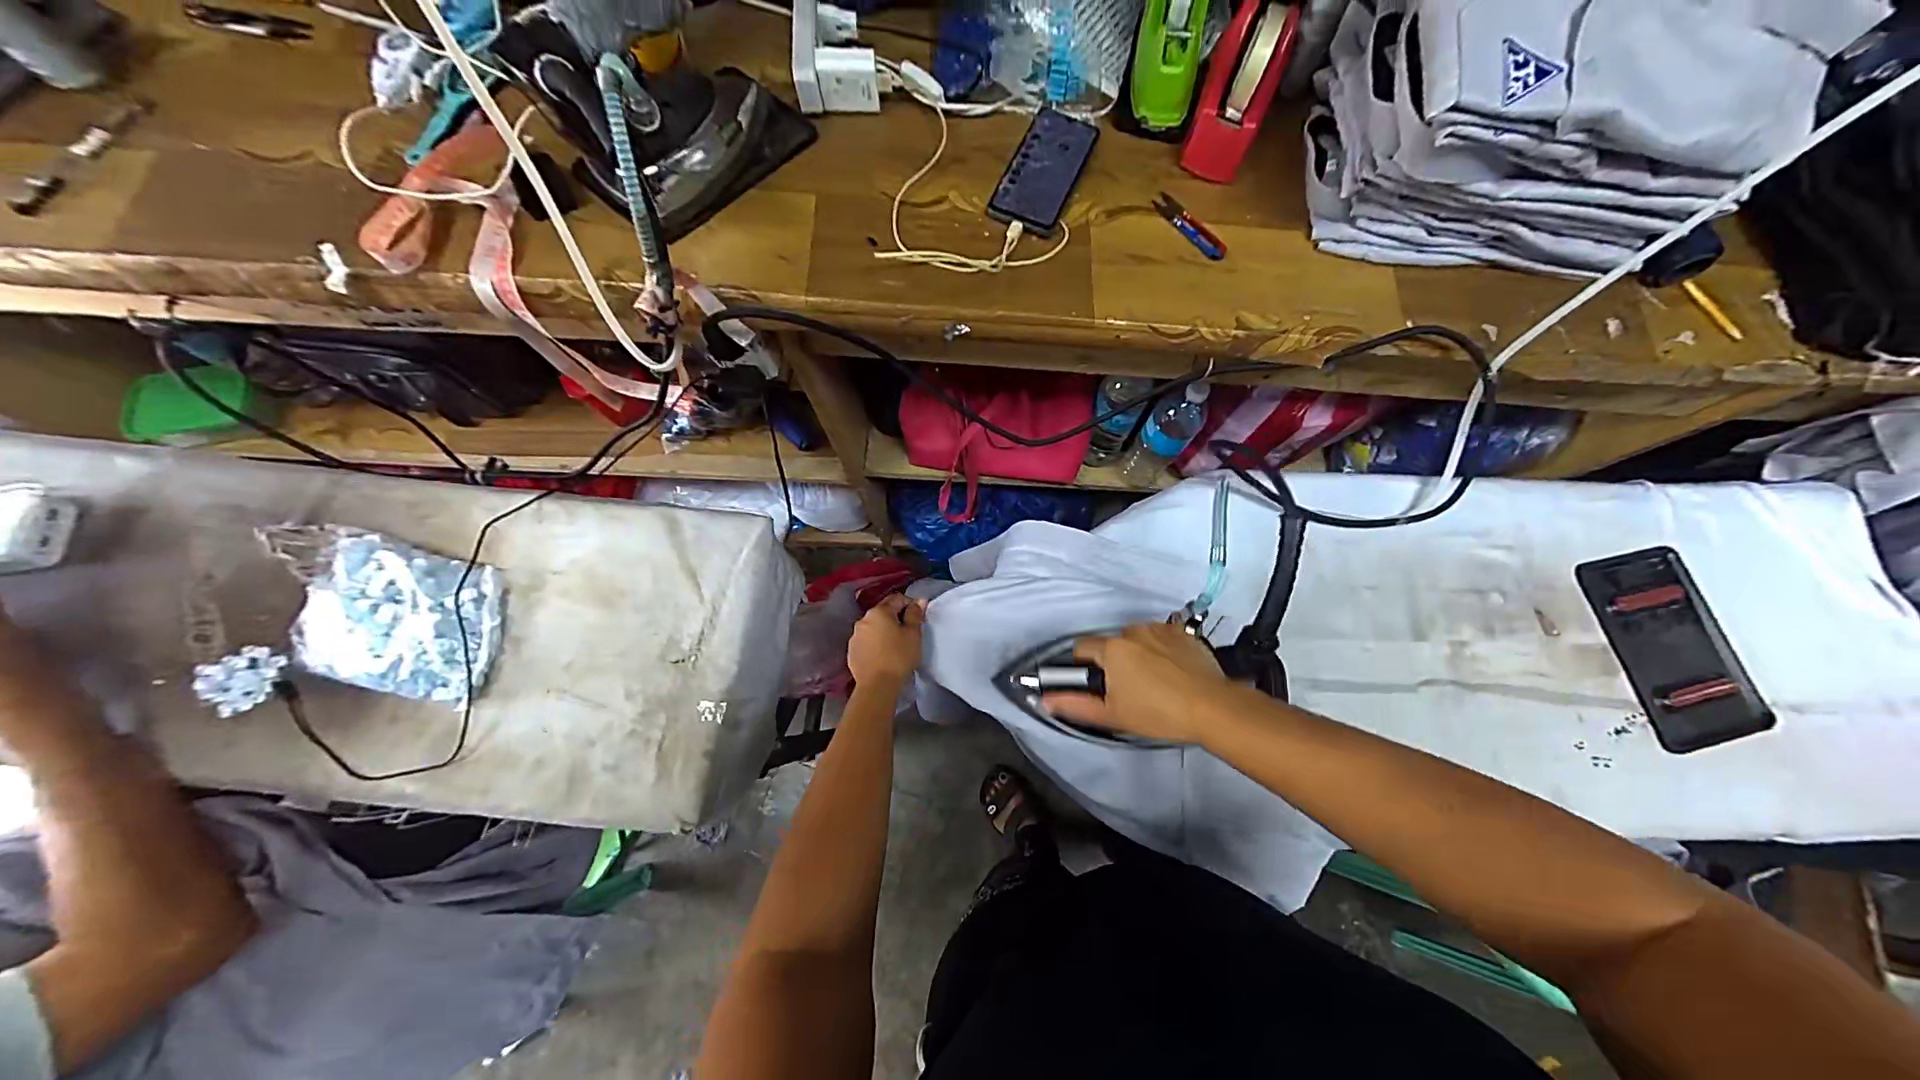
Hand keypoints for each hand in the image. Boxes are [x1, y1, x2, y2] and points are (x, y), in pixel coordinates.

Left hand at [846, 594, 926, 687]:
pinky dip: (875, 643)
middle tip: (908, 633)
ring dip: (883, 631)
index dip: (910, 605)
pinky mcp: (851, 651)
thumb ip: (915, 615)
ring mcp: (855, 636)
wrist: (877, 685)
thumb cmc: (899, 657)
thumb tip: (919, 600)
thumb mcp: (913, 634)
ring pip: (873, 627)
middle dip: (896, 618)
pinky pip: (866, 641)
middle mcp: (863, 619)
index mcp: (879, 611)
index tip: (917, 618)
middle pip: (883, 612)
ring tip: (894, 645)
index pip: (897, 599)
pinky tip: (882, 655)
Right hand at [1040, 622, 1228, 743]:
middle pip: (1110, 644)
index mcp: (1111, 649)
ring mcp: (1160, 630)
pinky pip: (1161, 638)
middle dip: (1113, 662)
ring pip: (1136, 639)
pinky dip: (1161, 650)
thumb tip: (1046, 700)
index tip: (1096, 684)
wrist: (1212, 708)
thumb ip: (1075, 705)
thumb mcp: (1113, 715)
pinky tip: (1171, 672)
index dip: (1083, 667)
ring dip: (1137, 654)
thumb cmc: (1160, 713)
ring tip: (1153, 682)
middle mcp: (1133, 631)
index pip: (1082, 648)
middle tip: (1127, 690)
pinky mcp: (1182, 633)